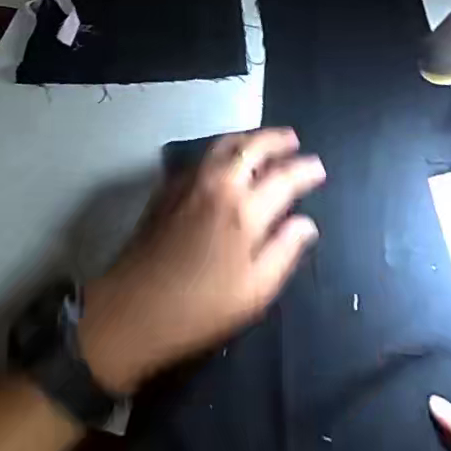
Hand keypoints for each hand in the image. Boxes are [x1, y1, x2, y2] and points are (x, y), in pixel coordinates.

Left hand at [78, 128, 325, 396]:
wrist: (131, 311)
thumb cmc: (200, 308)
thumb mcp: (254, 292)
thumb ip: (284, 251)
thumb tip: (307, 224)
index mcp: (244, 211)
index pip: (284, 177)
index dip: (305, 170)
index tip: (319, 168)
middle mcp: (219, 185)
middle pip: (252, 147)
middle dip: (277, 140)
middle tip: (294, 140)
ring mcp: (190, 182)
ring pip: (225, 145)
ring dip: (250, 138)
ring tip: (265, 143)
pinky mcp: (168, 188)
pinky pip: (204, 156)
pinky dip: (224, 149)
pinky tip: (228, 161)